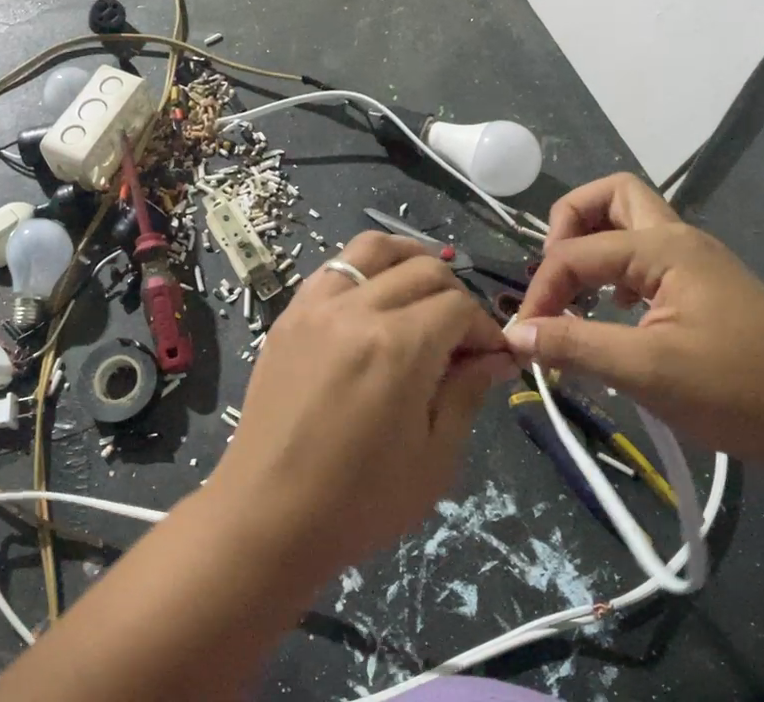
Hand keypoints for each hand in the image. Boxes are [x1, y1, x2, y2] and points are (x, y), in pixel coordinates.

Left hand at [213, 232, 516, 574]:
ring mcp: (314, 307)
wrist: (268, 515)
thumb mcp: (434, 458)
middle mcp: (356, 310)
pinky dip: (362, 270)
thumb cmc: (360, 501)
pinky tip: (375, 297)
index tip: (493, 357)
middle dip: (456, 296)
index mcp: (398, 347)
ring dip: (409, 260)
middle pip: (422, 271)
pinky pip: (332, 269)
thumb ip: (466, 393)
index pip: (459, 307)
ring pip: (372, 249)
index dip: (486, 328)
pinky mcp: (288, 316)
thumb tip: (495, 356)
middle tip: (462, 337)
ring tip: (427, 286)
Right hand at [505, 174, 763, 472]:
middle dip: (568, 225)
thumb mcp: (645, 370)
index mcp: (666, 248)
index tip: (525, 335)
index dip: (541, 288)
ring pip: (630, 225)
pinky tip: (611, 315)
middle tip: (552, 274)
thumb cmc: (738, 393)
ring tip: (572, 295)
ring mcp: (697, 263)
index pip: (577, 250)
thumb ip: (573, 344)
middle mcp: (680, 241)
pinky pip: (645, 259)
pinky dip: (614, 273)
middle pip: (612, 197)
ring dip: (592, 247)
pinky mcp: (705, 290)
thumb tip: (513, 332)